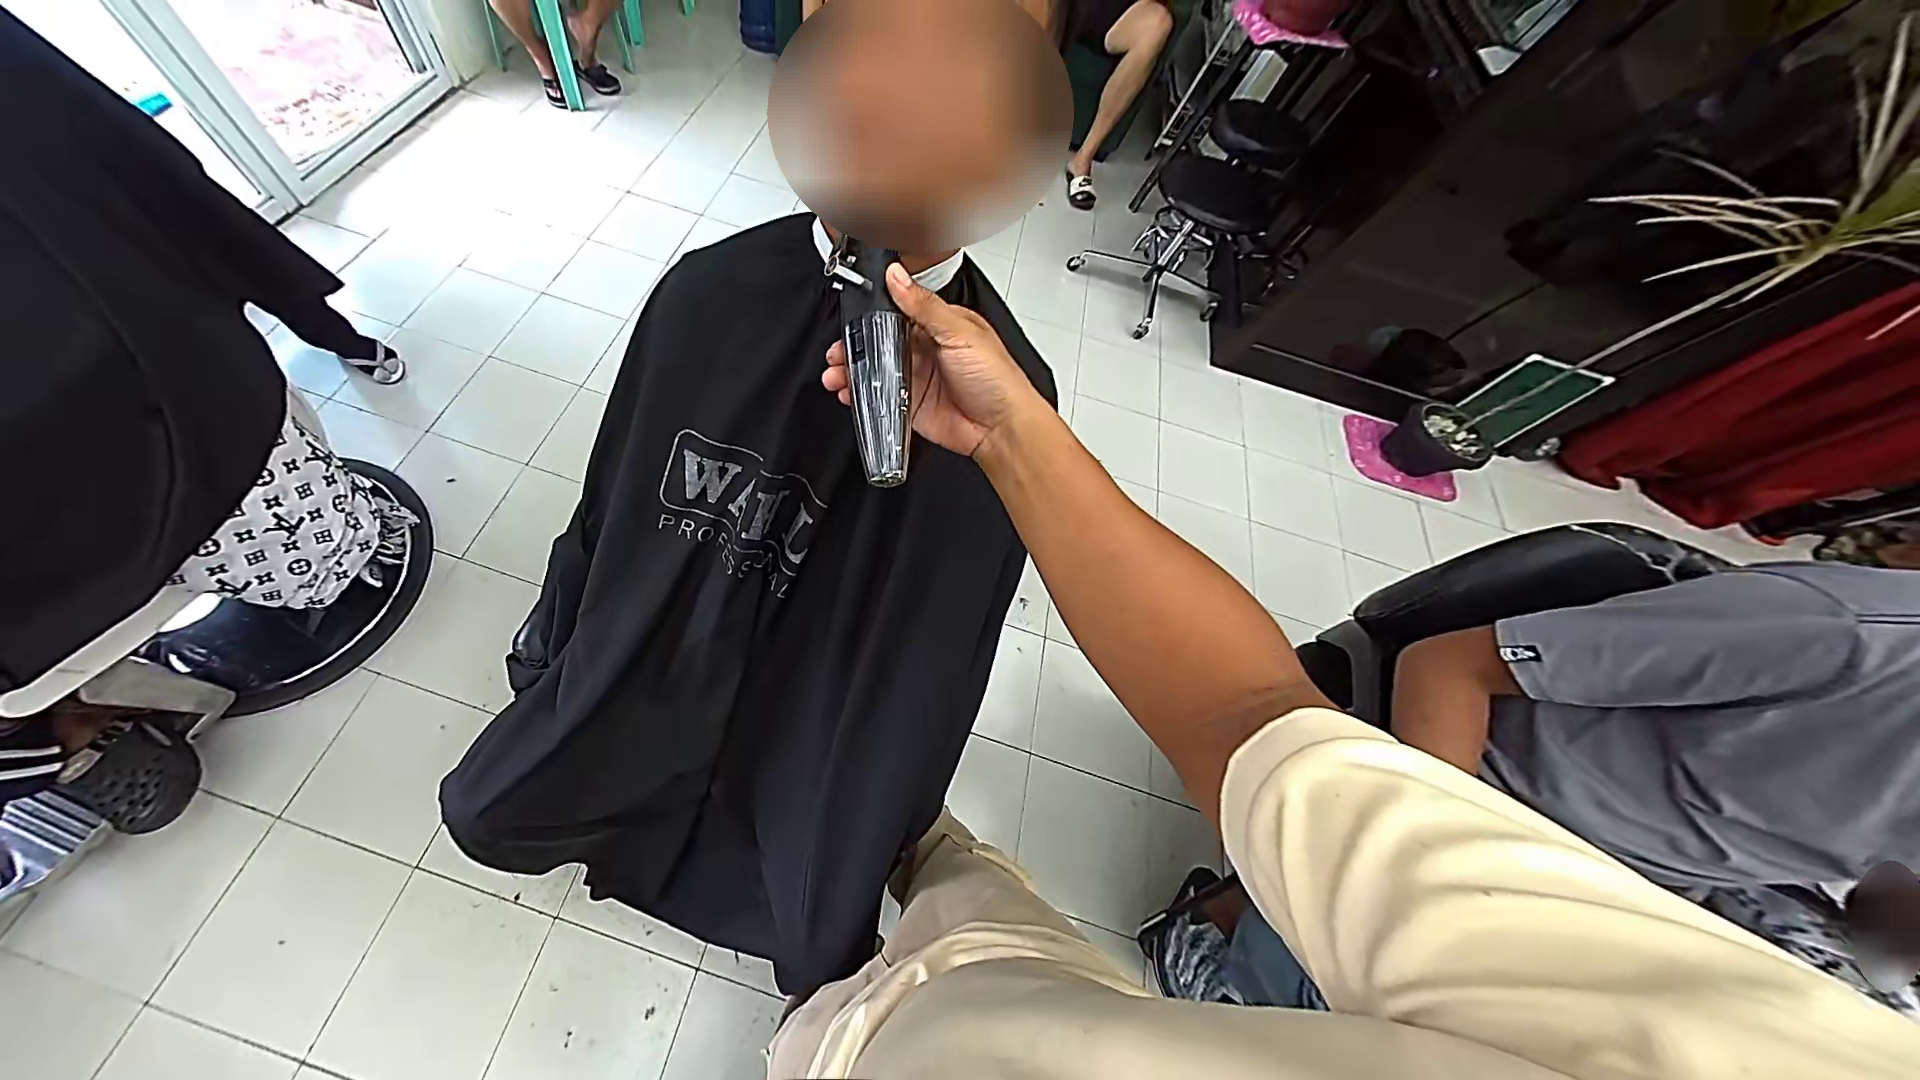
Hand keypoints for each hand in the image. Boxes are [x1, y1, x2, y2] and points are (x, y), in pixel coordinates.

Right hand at [823, 262, 1044, 459]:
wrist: (1002, 427)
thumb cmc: (997, 379)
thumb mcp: (960, 332)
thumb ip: (924, 306)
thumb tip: (897, 276)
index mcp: (940, 325)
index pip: (898, 312)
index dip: (872, 315)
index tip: (851, 319)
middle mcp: (928, 350)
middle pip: (881, 342)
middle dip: (855, 346)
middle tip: (838, 351)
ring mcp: (919, 378)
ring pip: (876, 370)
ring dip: (853, 370)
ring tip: (836, 373)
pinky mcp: (912, 404)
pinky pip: (881, 397)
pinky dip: (861, 395)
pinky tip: (849, 393)